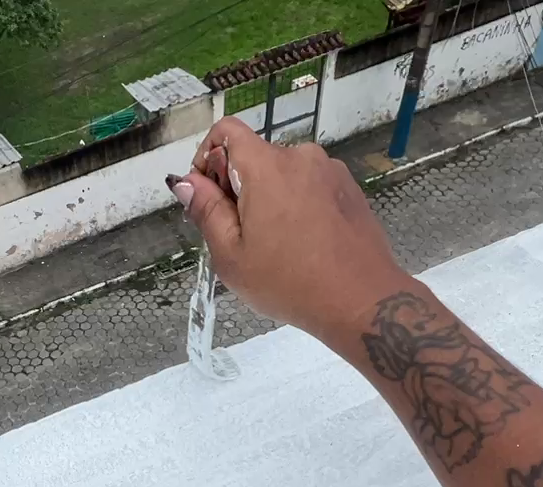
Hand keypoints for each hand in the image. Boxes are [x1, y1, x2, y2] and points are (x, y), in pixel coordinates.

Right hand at [169, 117, 403, 343]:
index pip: (226, 132)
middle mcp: (299, 156)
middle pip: (254, 158)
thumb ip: (206, 211)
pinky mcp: (347, 188)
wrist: (358, 299)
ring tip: (272, 248)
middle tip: (238, 240)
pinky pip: (307, 187)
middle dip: (237, 190)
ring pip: (281, 175)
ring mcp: (328, 170)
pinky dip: (294, 207)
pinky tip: (299, 245)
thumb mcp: (231, 255)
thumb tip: (185, 181)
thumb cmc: (287, 282)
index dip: (206, 160)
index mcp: (266, 167)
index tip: (207, 200)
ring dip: (266, 201)